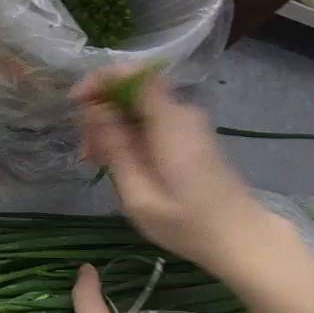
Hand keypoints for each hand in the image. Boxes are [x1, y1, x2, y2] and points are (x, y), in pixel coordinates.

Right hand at [71, 67, 280, 277]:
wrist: (239, 238)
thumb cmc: (187, 224)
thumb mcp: (139, 196)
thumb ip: (116, 149)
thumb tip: (94, 111)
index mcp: (170, 122)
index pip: (134, 74)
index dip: (100, 79)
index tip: (75, 103)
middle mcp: (181, 113)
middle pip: (132, 91)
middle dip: (101, 113)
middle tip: (86, 153)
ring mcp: (188, 124)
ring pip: (139, 109)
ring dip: (113, 128)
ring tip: (97, 164)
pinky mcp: (190, 137)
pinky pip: (152, 123)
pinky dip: (130, 136)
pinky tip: (120, 165)